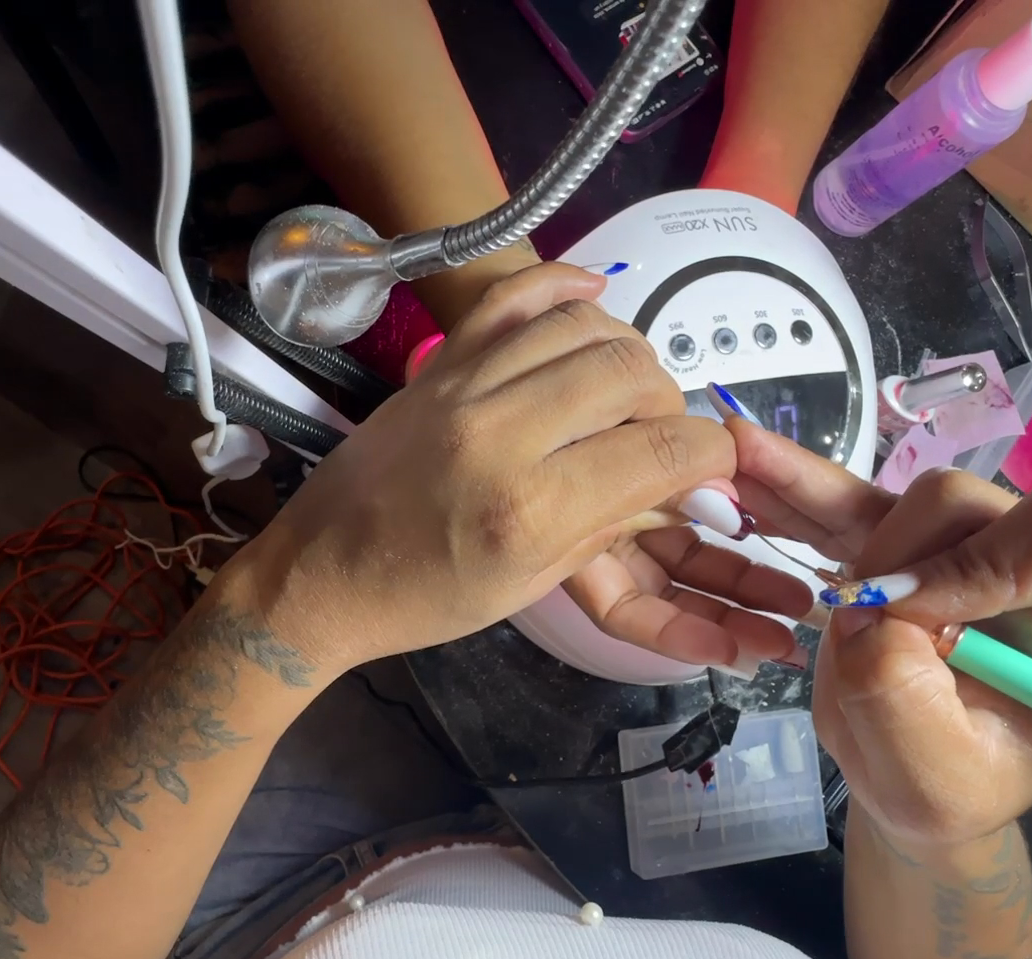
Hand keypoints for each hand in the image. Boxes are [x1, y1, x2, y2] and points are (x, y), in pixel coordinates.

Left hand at [235, 263, 737, 671]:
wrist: (321, 573)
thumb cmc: (422, 599)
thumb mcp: (527, 585)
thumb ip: (608, 524)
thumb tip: (674, 484)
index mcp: (531, 510)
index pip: (661, 451)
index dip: (708, 454)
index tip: (710, 465)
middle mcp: (503, 432)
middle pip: (630, 372)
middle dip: (669, 400)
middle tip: (659, 432)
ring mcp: (464, 386)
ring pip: (582, 326)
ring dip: (626, 350)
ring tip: (626, 388)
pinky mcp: (437, 364)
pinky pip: (511, 298)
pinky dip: (562, 286)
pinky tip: (594, 296)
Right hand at [721, 424, 1031, 849]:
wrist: (910, 778)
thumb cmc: (944, 793)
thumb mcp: (930, 781)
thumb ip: (899, 699)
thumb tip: (863, 611)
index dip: (978, 562)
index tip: (914, 620)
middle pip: (963, 503)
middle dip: (890, 559)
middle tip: (848, 619)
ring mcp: (966, 548)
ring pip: (897, 494)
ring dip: (823, 509)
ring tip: (744, 502)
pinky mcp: (906, 546)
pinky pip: (852, 505)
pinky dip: (798, 491)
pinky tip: (745, 461)